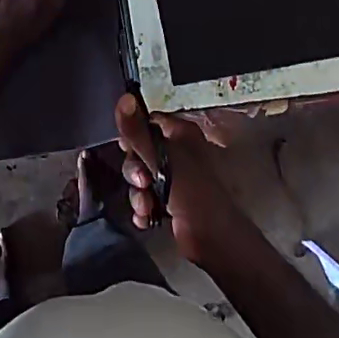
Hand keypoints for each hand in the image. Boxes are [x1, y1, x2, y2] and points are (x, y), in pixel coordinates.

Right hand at [115, 94, 248, 265]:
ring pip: (143, 178)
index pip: (149, 122)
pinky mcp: (173, 203)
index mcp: (182, 134)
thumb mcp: (161, 159)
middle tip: (141, 181)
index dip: (134, 134)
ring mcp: (176, 179)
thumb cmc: (193, 191)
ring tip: (146, 206)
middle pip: (142, 152)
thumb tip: (124, 99)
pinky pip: (148, 198)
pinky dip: (145, 208)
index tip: (126, 148)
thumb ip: (138, 132)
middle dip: (135, 171)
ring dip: (139, 194)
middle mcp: (179, 152)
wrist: (214, 238)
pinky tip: (146, 218)